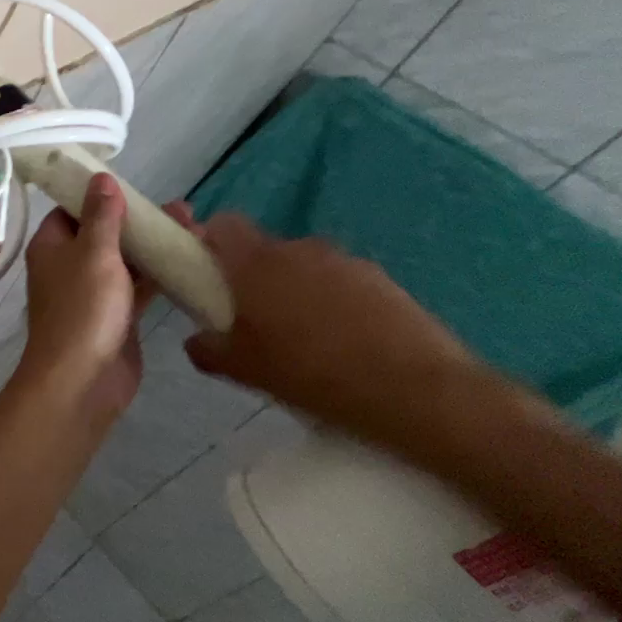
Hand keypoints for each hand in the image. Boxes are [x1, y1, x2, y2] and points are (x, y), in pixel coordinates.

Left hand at [19, 174, 176, 419]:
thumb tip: (101, 178)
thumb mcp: (93, 254)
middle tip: (182, 210)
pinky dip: (160, 275)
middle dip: (138, 221)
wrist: (83, 378)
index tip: (135, 187)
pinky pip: (139, 287)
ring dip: (154, 246)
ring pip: (125, 260)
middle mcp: (68, 265)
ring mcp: (93, 291)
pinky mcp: (117, 315)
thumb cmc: (82, 309)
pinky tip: (192, 263)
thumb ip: (101, 217)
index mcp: (51, 246)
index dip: (99, 197)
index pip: (71, 210)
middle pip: (103, 233)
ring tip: (196, 228)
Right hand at [185, 213, 482, 441]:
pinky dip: (338, 307)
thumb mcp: (242, 369)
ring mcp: (349, 264)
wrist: (423, 396)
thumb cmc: (313, 374)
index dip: (209, 244)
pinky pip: (346, 288)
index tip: (207, 277)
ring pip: (308, 269)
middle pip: (266, 250)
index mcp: (255, 262)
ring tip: (306, 340)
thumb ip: (208, 347)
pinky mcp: (389, 285)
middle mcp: (300, 250)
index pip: (222, 225)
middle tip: (254, 320)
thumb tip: (198, 339)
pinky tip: (346, 348)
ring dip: (298, 292)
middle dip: (255, 277)